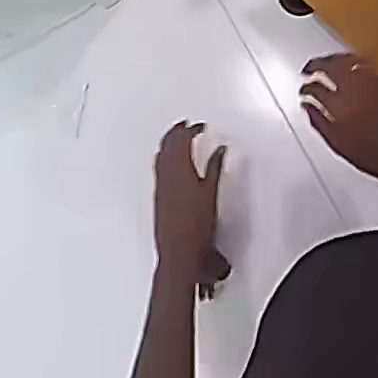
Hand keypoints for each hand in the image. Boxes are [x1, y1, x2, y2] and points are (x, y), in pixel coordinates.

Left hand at [153, 121, 229, 298]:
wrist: (180, 253)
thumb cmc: (196, 227)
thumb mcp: (212, 192)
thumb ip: (215, 166)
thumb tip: (219, 151)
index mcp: (179, 168)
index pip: (183, 139)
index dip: (192, 129)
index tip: (200, 125)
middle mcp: (166, 174)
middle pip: (168, 143)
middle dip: (177, 130)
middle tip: (185, 124)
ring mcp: (160, 184)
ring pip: (161, 154)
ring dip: (169, 141)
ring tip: (176, 135)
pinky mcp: (158, 195)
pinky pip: (158, 166)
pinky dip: (164, 156)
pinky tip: (168, 160)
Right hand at [300, 54, 377, 188]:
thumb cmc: (374, 156)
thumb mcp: (337, 144)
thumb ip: (318, 122)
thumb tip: (307, 107)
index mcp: (339, 106)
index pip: (315, 88)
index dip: (306, 88)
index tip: (304, 91)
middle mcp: (354, 91)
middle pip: (330, 66)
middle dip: (315, 64)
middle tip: (308, 69)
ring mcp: (370, 85)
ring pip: (347, 60)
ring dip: (333, 59)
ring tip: (325, 62)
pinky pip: (364, 65)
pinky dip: (352, 60)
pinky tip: (348, 64)